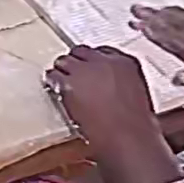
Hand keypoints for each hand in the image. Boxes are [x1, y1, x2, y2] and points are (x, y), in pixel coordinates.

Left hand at [45, 46, 162, 155]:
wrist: (125, 132)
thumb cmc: (132, 119)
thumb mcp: (133, 89)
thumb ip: (117, 78)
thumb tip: (102, 80)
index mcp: (126, 62)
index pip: (101, 50)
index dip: (90, 60)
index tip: (85, 66)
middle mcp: (105, 61)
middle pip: (79, 51)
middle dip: (74, 62)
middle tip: (69, 74)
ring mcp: (85, 70)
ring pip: (63, 60)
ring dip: (61, 70)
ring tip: (60, 81)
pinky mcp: (68, 82)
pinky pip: (52, 75)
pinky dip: (51, 81)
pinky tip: (54, 88)